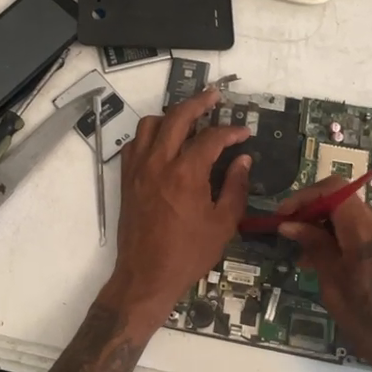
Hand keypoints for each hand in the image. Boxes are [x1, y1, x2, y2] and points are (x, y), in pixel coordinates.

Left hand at [101, 87, 251, 326]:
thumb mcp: (223, 224)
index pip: (211, 138)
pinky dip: (149, 136)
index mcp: (186, 173)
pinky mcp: (127, 178)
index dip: (231, 132)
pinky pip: (135, 144)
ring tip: (188, 119)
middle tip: (214, 96)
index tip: (244, 133)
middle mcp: (159, 163)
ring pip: (150, 125)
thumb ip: (234, 187)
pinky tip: (163, 143)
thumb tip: (242, 160)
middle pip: (177, 117)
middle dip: (199, 102)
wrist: (146, 275)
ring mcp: (138, 168)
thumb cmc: (188, 253)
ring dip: (170, 116)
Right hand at [275, 179, 371, 371]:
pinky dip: (359, 242)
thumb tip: (291, 225)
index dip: (305, 196)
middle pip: (348, 205)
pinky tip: (350, 268)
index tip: (286, 216)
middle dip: (319, 218)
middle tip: (298, 245)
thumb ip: (316, 250)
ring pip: (364, 221)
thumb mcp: (337, 290)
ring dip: (338, 232)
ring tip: (321, 262)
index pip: (334, 189)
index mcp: (370, 235)